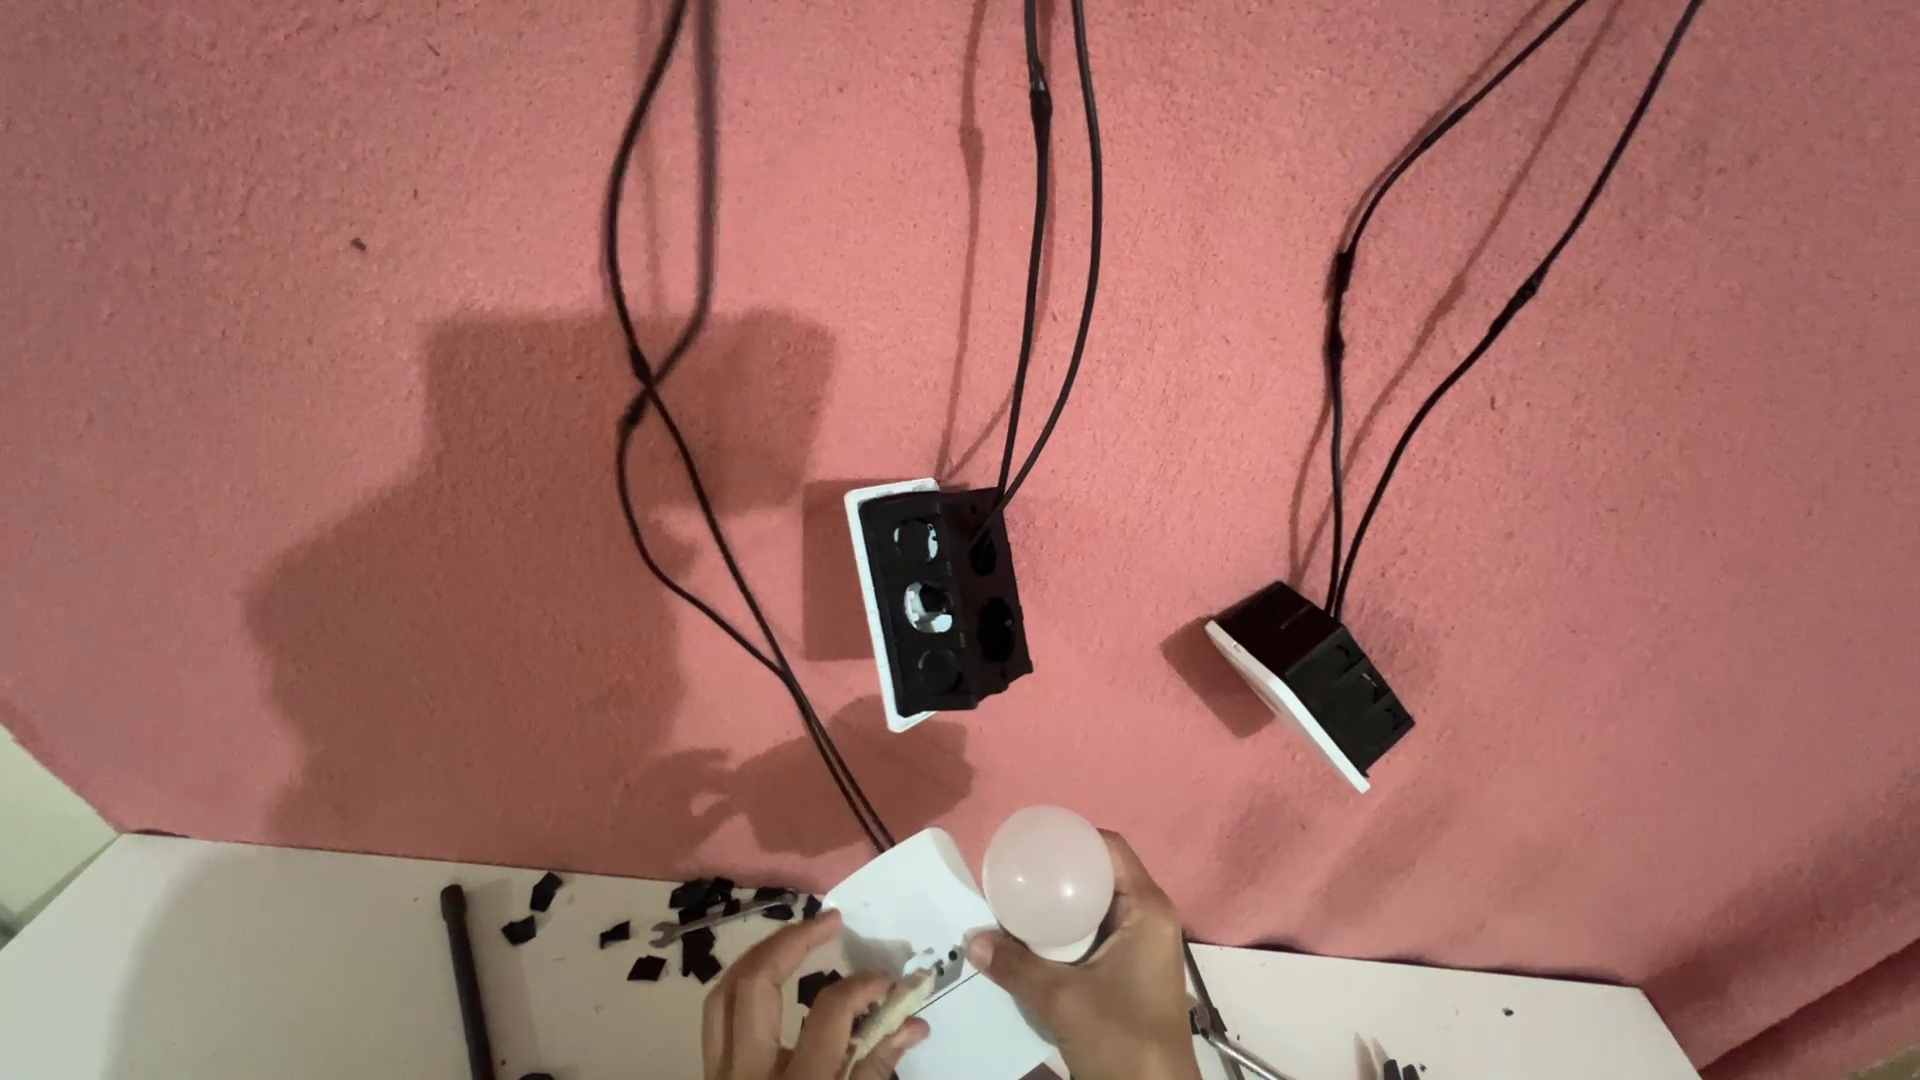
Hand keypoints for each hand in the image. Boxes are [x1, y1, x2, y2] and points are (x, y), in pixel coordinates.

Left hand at [703, 909, 929, 1079]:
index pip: (828, 1013)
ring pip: (722, 996)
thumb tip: (914, 1019)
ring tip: (796, 938)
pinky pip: (717, 1020)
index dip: (863, 986)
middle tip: (830, 921)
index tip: (889, 981)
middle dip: (792, 942)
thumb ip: (876, 1068)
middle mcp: (746, 1078)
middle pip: (754, 986)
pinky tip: (770, 982)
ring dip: (761, 957)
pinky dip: (743, 989)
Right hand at [967, 831, 1200, 1079]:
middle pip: (1101, 874)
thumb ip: (1016, 967)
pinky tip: (1033, 938)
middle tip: (1015, 872)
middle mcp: (1149, 918)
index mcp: (1147, 908)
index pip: (1110, 848)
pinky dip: (1066, 930)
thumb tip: (971, 939)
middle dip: (1059, 871)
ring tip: (1016, 899)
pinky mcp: (1129, 970)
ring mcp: (1141, 945)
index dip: (1073, 837)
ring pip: (1096, 905)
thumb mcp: (1063, 999)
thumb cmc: (1121, 1038)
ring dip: (1060, 904)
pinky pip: (1095, 932)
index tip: (1032, 843)